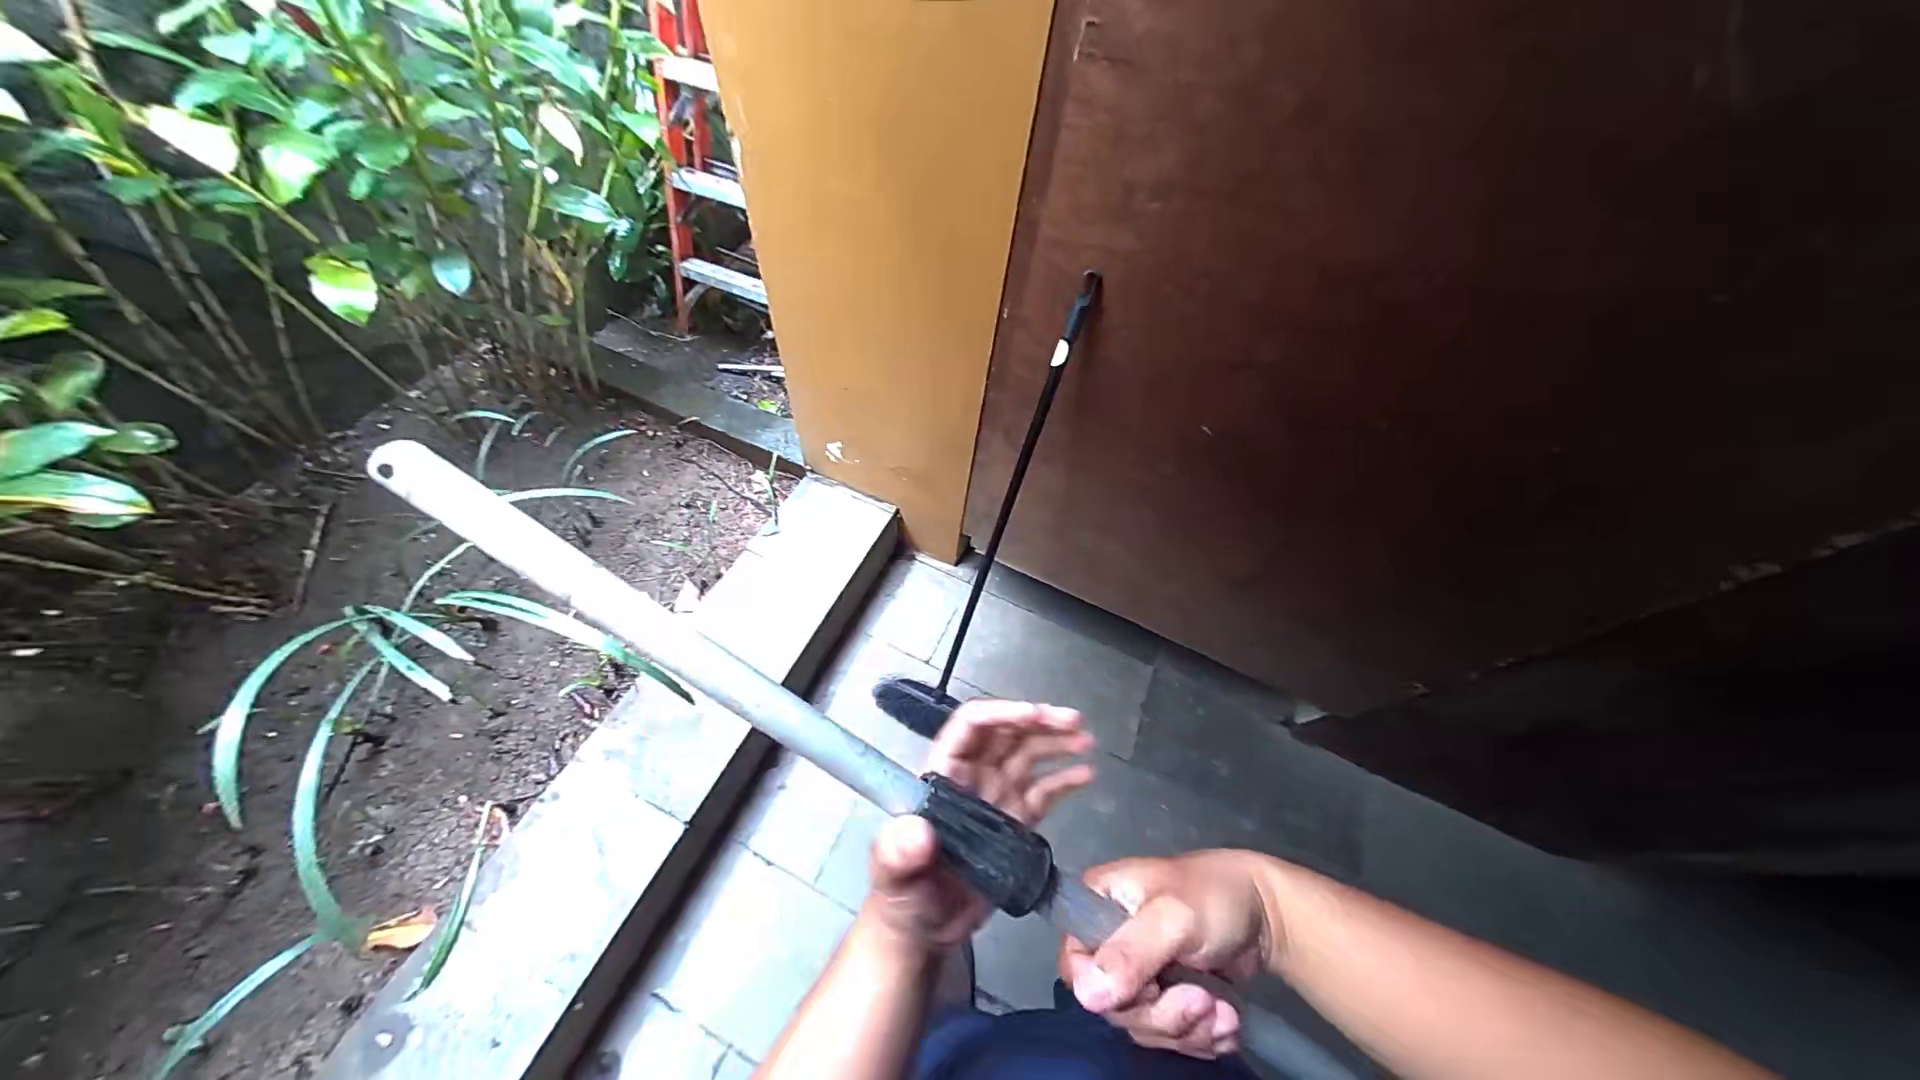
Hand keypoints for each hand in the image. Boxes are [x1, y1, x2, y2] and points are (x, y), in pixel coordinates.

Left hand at [864, 700, 1095, 949]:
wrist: (924, 935)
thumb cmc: (901, 898)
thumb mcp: (892, 876)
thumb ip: (898, 852)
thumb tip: (917, 831)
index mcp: (943, 776)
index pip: (971, 727)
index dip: (1001, 713)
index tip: (1034, 714)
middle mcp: (972, 779)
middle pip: (1007, 734)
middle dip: (1039, 721)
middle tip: (1073, 720)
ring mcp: (996, 799)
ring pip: (1028, 757)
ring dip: (1056, 744)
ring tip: (1085, 740)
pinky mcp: (1015, 825)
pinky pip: (1043, 793)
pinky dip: (1064, 781)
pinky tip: (1086, 774)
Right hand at [1058, 850, 1276, 1058]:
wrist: (1266, 911)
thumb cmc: (1213, 896)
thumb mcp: (1174, 917)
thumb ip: (1132, 952)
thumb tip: (1087, 994)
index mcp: (1097, 904)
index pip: (1074, 961)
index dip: (1107, 987)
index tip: (1152, 986)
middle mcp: (1109, 939)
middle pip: (1111, 1004)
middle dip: (1163, 1014)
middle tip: (1202, 1000)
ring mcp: (1138, 970)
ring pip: (1142, 1025)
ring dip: (1189, 1029)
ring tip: (1223, 1010)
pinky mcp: (1166, 996)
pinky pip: (1170, 1037)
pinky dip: (1202, 1037)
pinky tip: (1227, 1019)